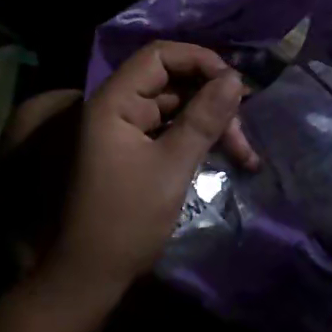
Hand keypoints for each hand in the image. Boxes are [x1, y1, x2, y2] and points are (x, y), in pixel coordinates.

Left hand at [47, 42, 259, 292]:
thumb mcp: (172, 167)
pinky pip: (169, 130)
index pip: (159, 56)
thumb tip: (235, 79)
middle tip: (243, 134)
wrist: (88, 275)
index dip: (199, 61)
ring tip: (243, 154)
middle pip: (171, 82)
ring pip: (175, 108)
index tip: (235, 84)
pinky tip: (225, 156)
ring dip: (210, 124)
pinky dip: (196, 139)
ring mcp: (123, 130)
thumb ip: (204, 119)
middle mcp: (115, 108)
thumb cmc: (127, 220)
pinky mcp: (132, 152)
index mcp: (113, 102)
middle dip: (212, 100)